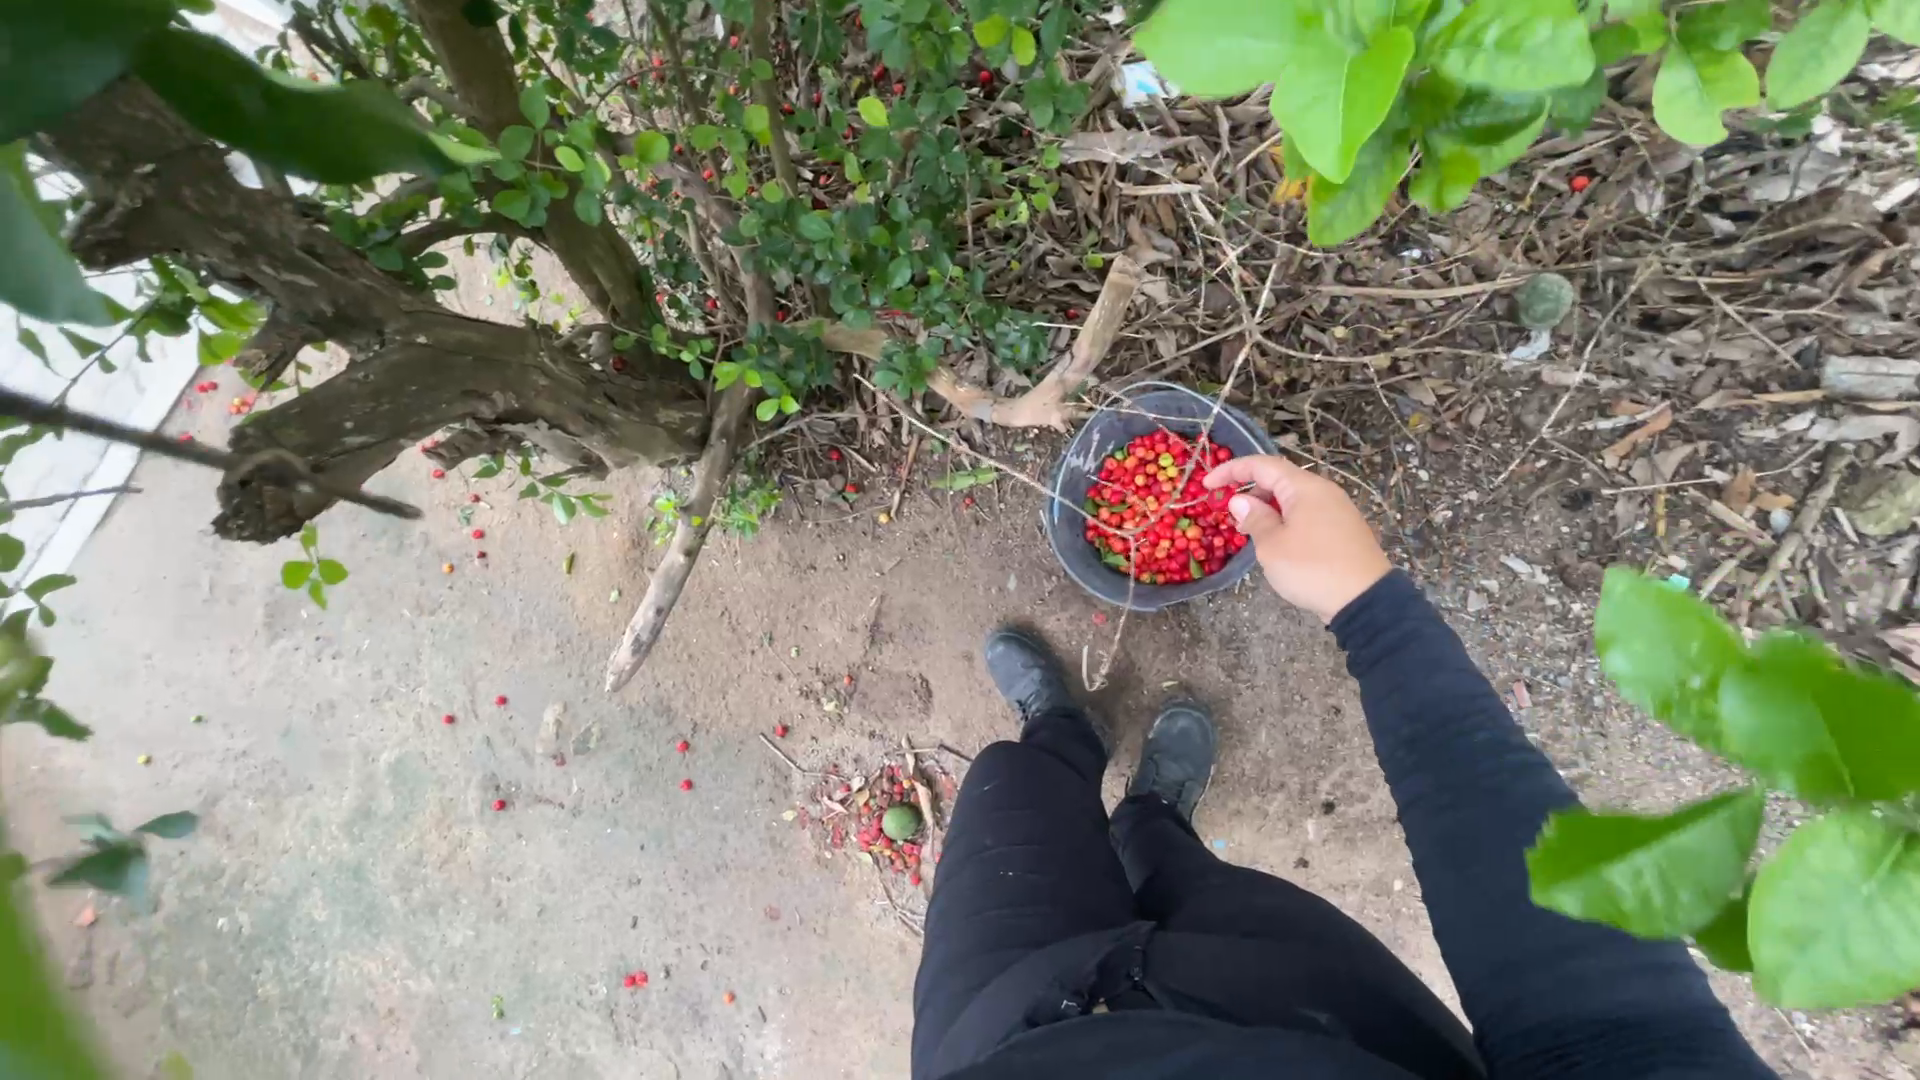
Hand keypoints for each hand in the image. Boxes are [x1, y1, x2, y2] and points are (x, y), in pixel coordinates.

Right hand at [1202, 455, 1391, 622]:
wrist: (1364, 600)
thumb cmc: (1311, 568)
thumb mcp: (1272, 545)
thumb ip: (1254, 518)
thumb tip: (1240, 501)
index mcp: (1305, 488)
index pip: (1262, 466)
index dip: (1231, 470)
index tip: (1208, 485)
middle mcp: (1323, 492)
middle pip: (1279, 481)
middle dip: (1250, 494)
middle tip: (1231, 519)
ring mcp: (1336, 510)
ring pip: (1292, 500)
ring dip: (1267, 511)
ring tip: (1251, 535)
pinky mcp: (1342, 529)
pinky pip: (1306, 514)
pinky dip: (1284, 521)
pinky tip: (1277, 544)